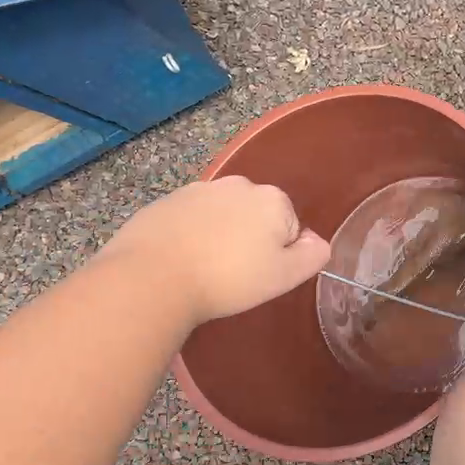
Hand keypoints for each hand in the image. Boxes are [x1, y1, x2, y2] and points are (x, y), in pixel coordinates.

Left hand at [101, 176, 330, 323]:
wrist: (149, 279)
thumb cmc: (227, 279)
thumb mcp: (286, 276)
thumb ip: (314, 254)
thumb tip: (315, 241)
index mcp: (273, 199)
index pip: (290, 227)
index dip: (279, 253)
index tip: (259, 273)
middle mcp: (238, 185)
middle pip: (256, 215)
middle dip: (250, 238)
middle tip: (233, 272)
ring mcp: (198, 190)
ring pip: (222, 216)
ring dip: (220, 235)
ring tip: (204, 268)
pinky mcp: (164, 202)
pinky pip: (189, 219)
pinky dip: (189, 235)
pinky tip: (179, 261)